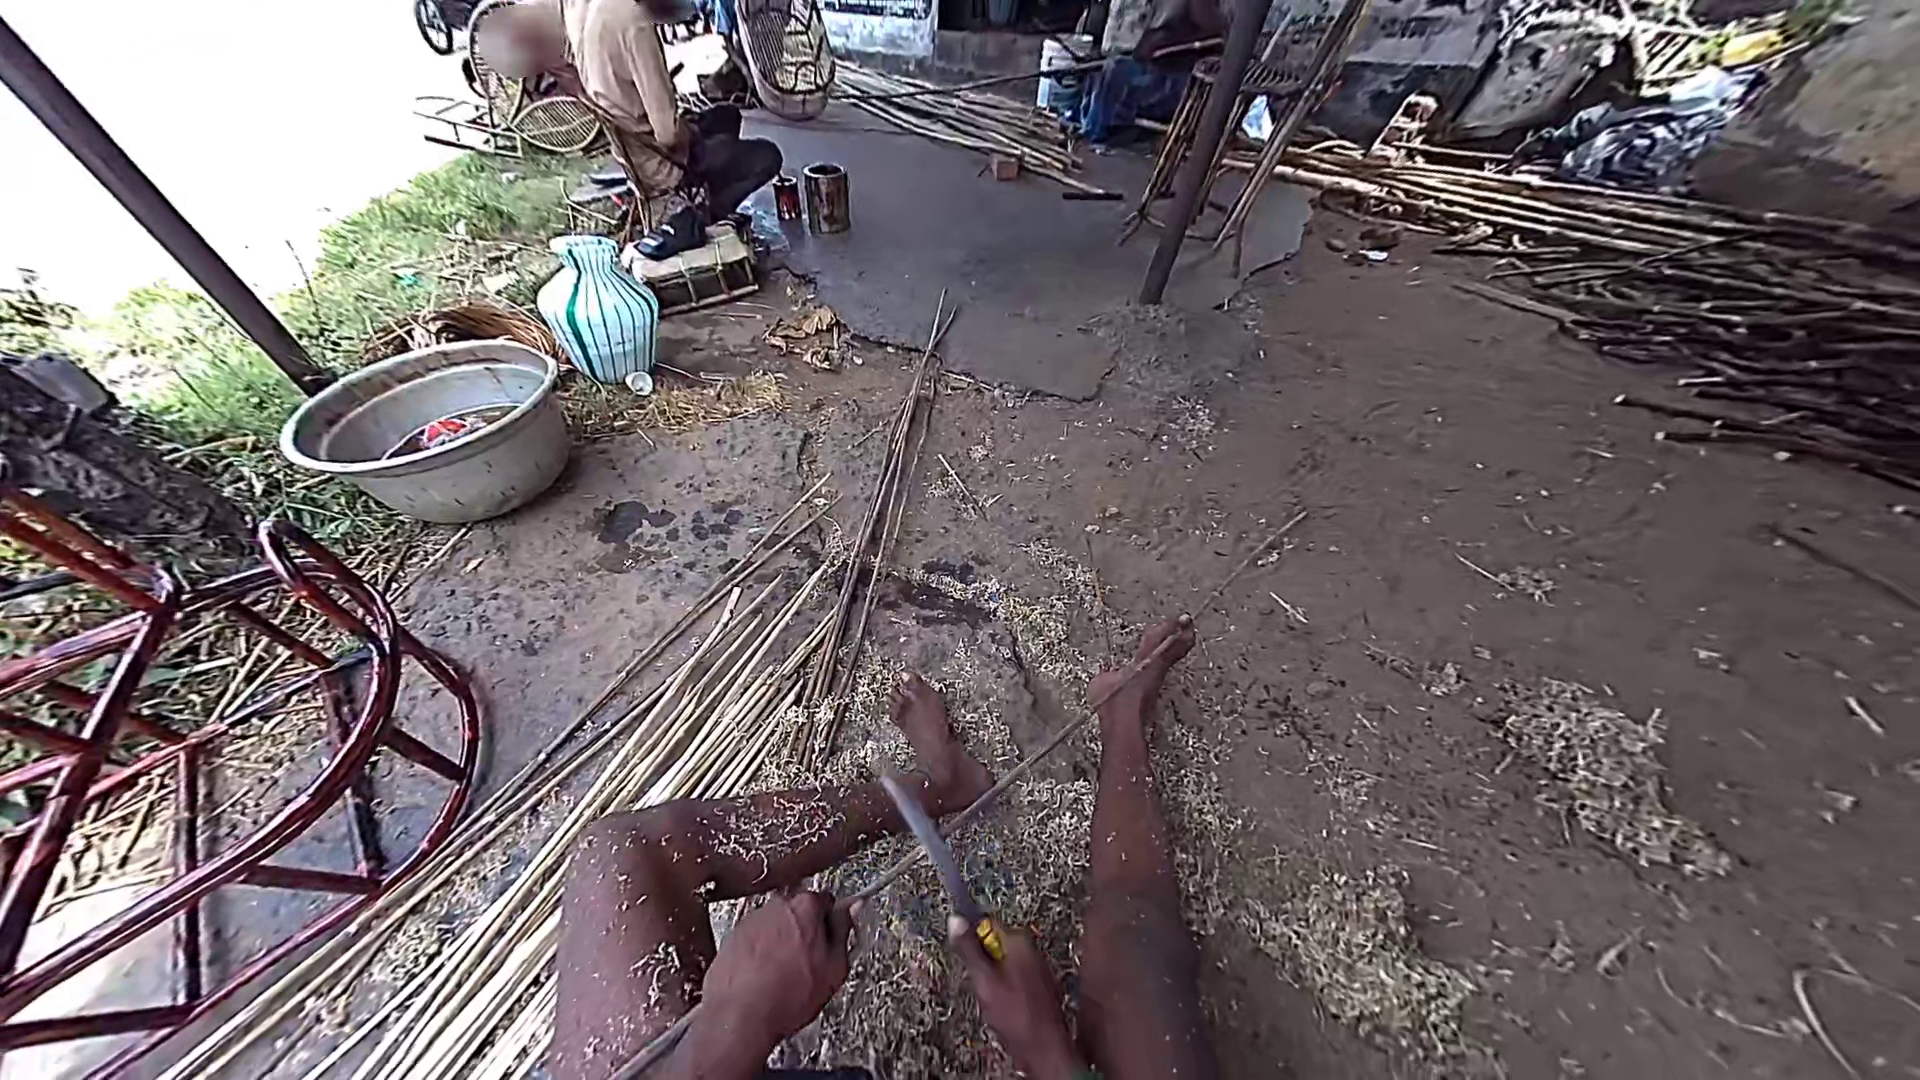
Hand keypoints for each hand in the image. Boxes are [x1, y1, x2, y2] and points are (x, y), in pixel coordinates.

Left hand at [700, 891, 855, 1048]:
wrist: (738, 1019)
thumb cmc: (784, 997)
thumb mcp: (834, 969)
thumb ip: (845, 931)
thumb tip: (850, 910)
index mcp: (806, 905)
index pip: (827, 902)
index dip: (830, 925)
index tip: (828, 942)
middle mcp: (778, 905)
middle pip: (798, 913)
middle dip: (803, 933)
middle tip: (806, 963)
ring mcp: (753, 921)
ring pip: (775, 927)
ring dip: (779, 943)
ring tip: (780, 976)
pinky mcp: (733, 938)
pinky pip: (753, 942)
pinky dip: (757, 955)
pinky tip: (761, 980)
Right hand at [948, 916, 1086, 1079]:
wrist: (1045, 1051)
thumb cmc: (1017, 1017)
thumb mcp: (984, 980)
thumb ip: (969, 949)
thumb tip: (956, 921)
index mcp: (1019, 940)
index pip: (987, 925)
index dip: (973, 944)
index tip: (970, 961)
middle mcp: (1032, 949)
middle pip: (996, 947)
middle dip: (985, 966)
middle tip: (984, 987)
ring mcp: (1038, 968)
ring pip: (1004, 967)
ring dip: (995, 982)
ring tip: (996, 1003)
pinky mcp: (1041, 987)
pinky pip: (1015, 982)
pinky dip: (1008, 994)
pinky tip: (1007, 1011)